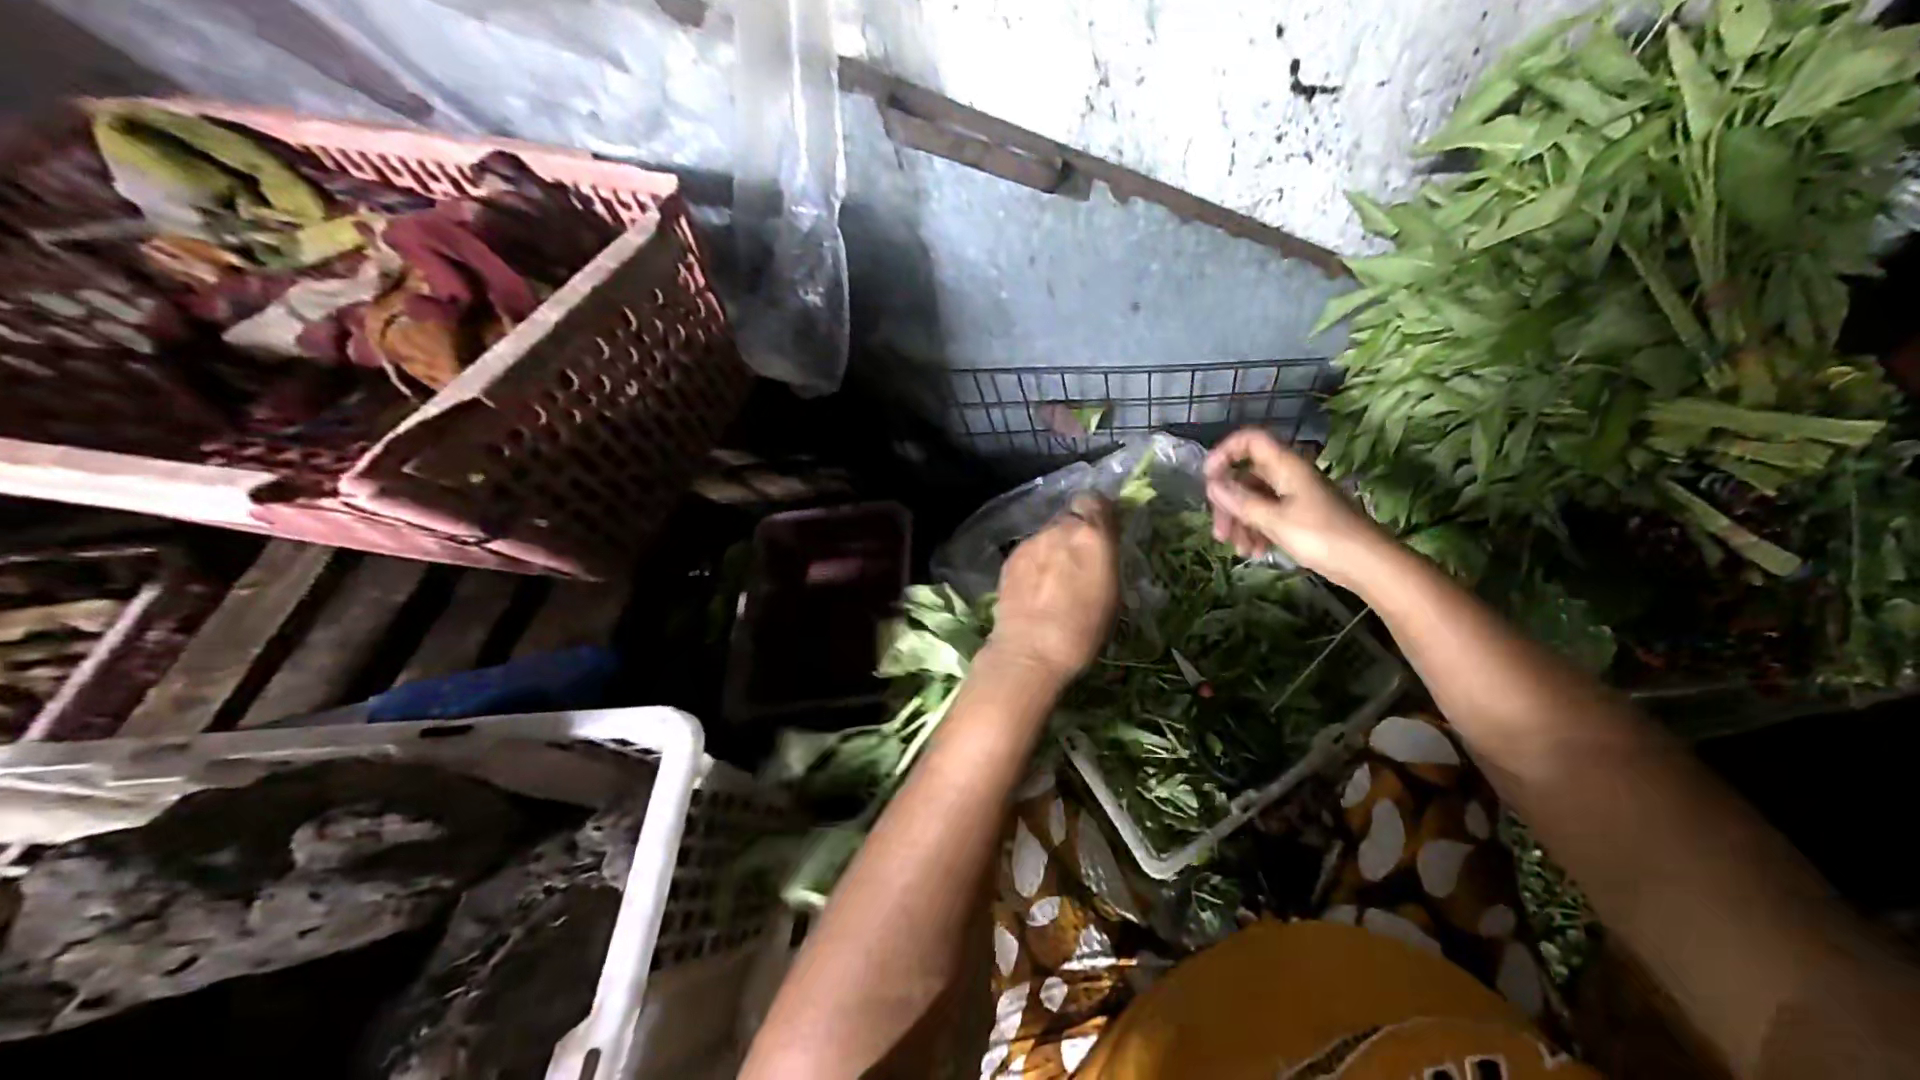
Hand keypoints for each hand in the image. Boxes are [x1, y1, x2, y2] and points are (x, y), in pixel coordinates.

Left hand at [987, 494, 1119, 682]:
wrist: (1031, 650)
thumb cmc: (1084, 630)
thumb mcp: (1113, 594)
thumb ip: (1105, 560)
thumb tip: (1100, 549)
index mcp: (1093, 535)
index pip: (1096, 500)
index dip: (1098, 512)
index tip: (1101, 530)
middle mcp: (1061, 529)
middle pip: (1070, 517)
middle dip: (1075, 533)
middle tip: (1078, 560)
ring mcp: (1031, 542)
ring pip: (1047, 534)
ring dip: (1053, 547)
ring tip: (1054, 578)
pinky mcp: (1010, 558)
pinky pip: (1029, 551)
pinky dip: (1035, 562)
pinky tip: (1035, 587)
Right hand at [1203, 427, 1391, 590]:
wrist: (1368, 564)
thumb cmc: (1322, 537)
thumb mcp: (1275, 520)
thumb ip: (1241, 501)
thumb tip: (1212, 484)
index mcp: (1285, 467)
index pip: (1250, 441)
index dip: (1225, 453)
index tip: (1208, 479)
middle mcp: (1288, 476)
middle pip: (1246, 476)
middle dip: (1228, 503)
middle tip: (1220, 532)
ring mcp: (1295, 497)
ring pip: (1254, 499)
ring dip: (1241, 522)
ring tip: (1239, 549)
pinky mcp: (1300, 517)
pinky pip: (1268, 515)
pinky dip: (1257, 531)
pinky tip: (1255, 552)